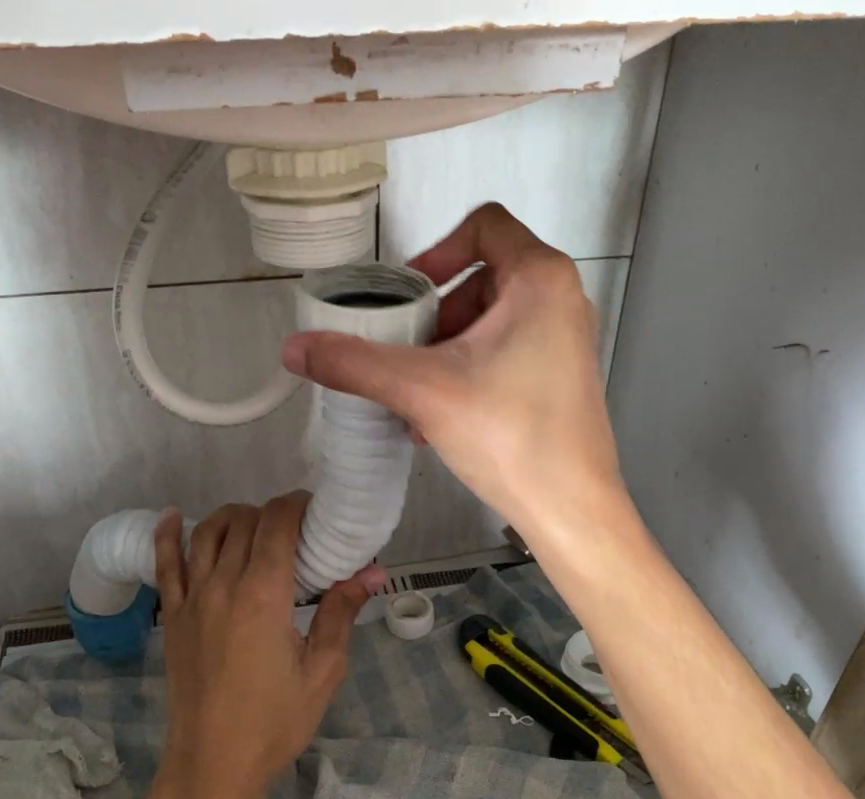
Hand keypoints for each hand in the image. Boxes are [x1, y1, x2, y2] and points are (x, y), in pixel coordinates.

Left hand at [146, 492, 376, 798]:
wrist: (215, 763)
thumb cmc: (276, 721)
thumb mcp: (323, 670)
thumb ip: (341, 612)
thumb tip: (373, 570)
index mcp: (264, 594)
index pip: (278, 523)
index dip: (298, 505)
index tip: (316, 509)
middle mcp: (223, 585)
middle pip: (244, 522)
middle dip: (272, 513)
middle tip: (298, 529)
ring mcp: (191, 600)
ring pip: (206, 534)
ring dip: (232, 518)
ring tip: (255, 524)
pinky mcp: (172, 618)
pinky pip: (164, 566)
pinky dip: (167, 536)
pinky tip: (174, 516)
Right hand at [280, 203, 622, 543]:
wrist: (570, 508)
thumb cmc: (508, 434)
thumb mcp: (422, 391)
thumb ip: (355, 364)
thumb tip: (293, 349)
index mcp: (540, 278)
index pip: (483, 224)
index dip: (435, 251)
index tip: (407, 296)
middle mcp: (562, 299)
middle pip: (482, 277)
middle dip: (435, 315)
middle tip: (407, 353)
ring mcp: (566, 341)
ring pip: (490, 322)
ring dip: (444, 351)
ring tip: (417, 396)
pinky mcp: (562, 378)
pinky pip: (505, 354)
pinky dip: (468, 372)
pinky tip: (437, 419)